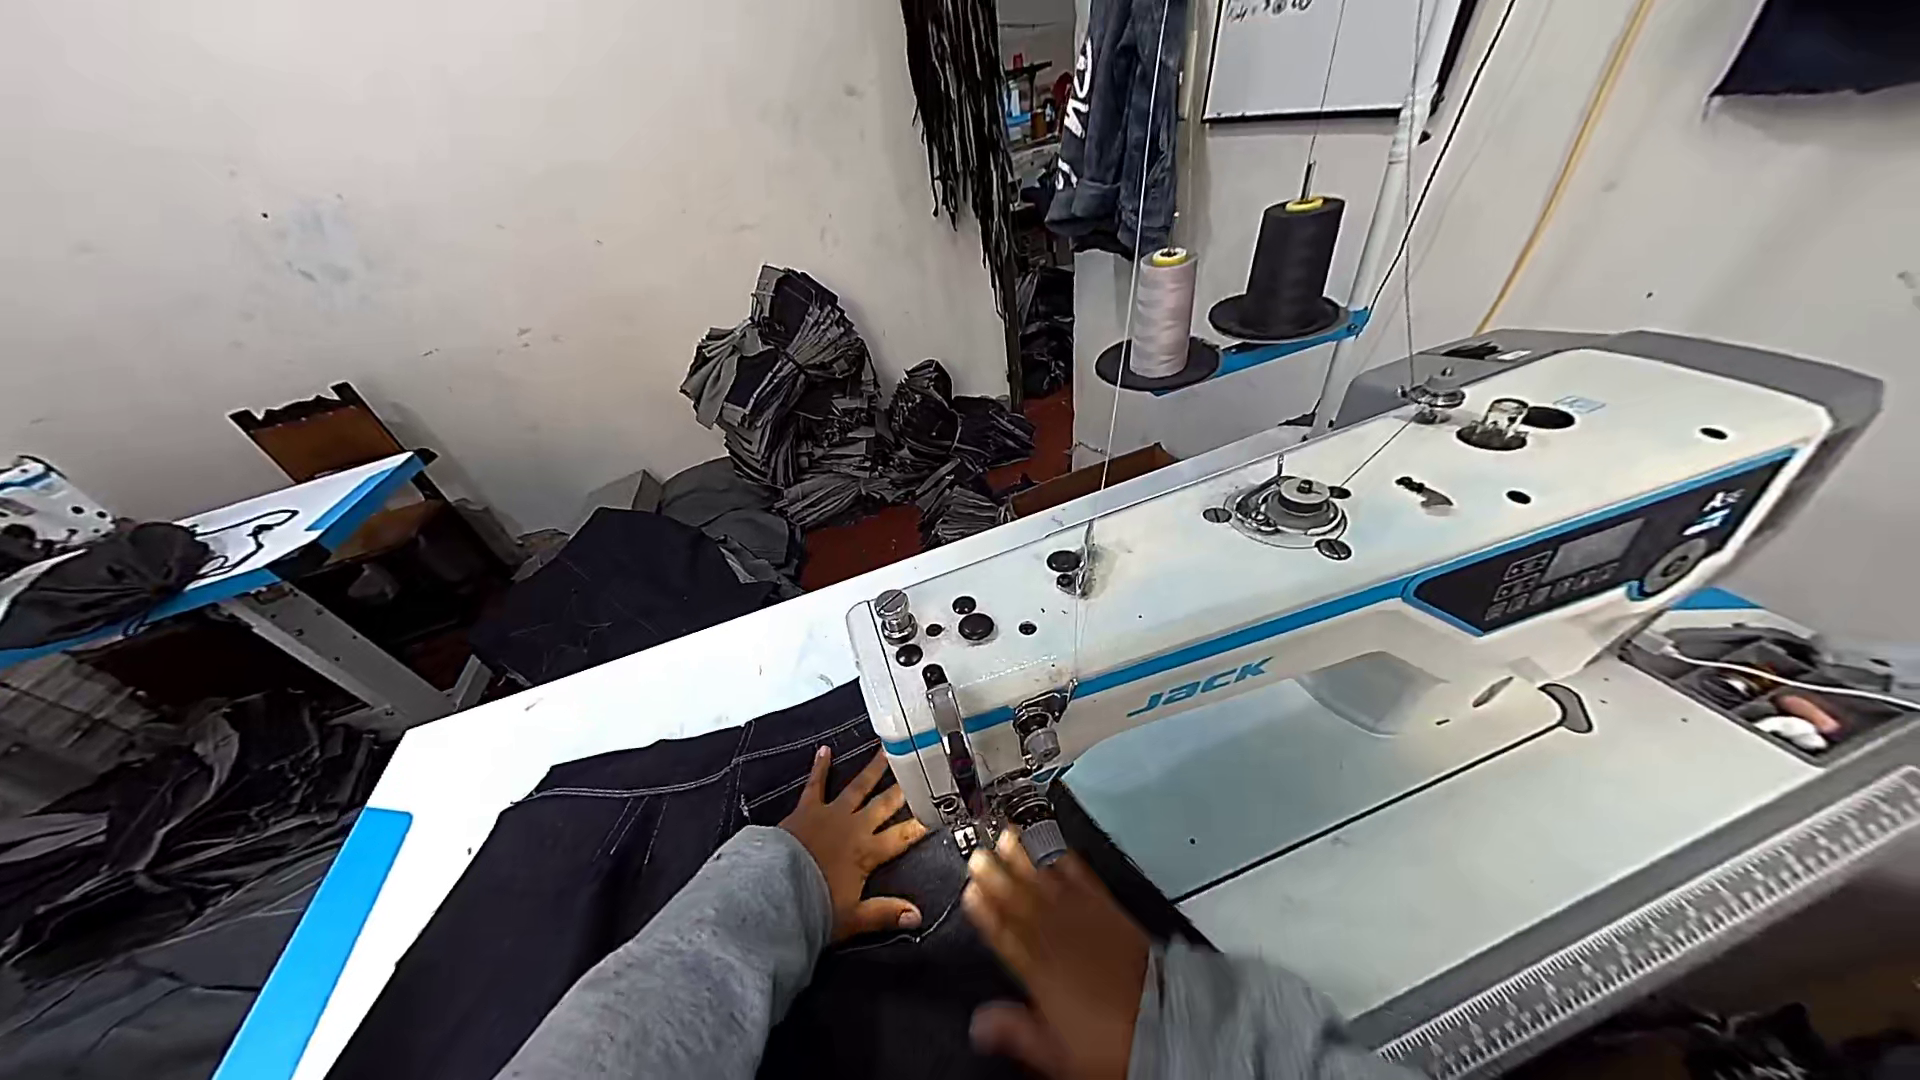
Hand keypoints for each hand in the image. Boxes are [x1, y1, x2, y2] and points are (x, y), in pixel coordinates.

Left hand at [779, 746, 930, 941]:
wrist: (775, 891)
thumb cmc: (814, 907)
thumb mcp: (853, 918)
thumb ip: (885, 914)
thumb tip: (917, 916)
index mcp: (868, 852)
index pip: (902, 836)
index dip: (920, 825)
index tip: (936, 813)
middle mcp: (854, 826)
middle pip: (884, 804)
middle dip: (903, 789)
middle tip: (918, 771)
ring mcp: (831, 813)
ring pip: (858, 787)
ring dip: (873, 769)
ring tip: (886, 751)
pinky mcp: (807, 808)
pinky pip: (816, 783)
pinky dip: (820, 766)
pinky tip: (824, 749)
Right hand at [963, 828, 1150, 1079]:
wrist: (1163, 1023)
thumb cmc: (1111, 1042)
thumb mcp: (1056, 1051)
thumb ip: (1016, 1030)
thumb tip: (981, 1024)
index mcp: (1041, 972)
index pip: (1004, 935)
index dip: (985, 912)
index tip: (970, 892)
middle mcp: (1059, 938)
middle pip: (1020, 902)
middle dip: (996, 876)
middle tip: (979, 855)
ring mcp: (1083, 919)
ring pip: (1047, 883)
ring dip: (1026, 858)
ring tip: (1009, 835)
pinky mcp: (1108, 908)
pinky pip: (1082, 878)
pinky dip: (1066, 859)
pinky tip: (1056, 846)